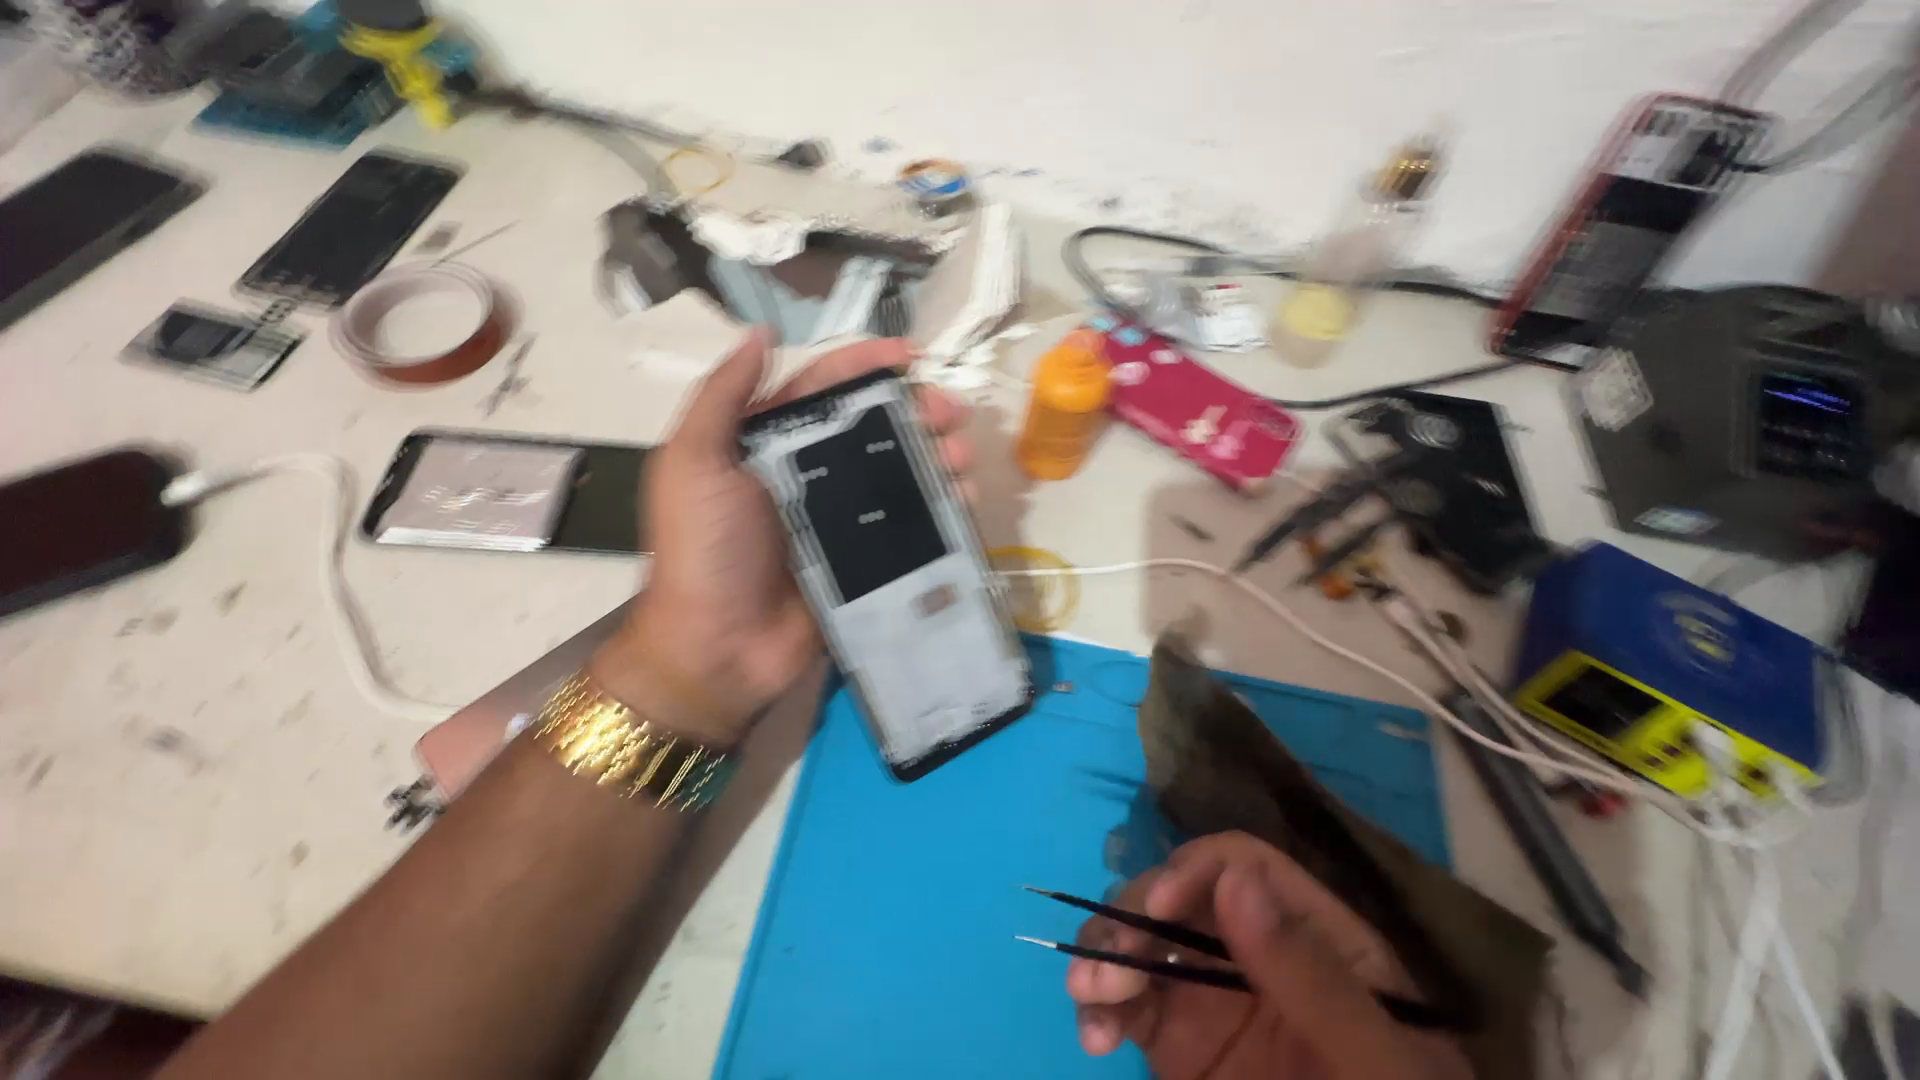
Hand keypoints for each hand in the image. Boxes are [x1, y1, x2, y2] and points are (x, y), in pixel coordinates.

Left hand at [589, 330, 973, 743]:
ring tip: (963, 454)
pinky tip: (963, 497)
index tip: (912, 356)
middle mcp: (807, 474)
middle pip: (872, 428)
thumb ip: (723, 396)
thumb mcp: (693, 463)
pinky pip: (908, 524)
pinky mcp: (864, 559)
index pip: (823, 389)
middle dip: (916, 410)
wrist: (718, 648)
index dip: (866, 366)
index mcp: (766, 443)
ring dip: (935, 455)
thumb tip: (760, 332)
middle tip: (954, 411)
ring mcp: (840, 518)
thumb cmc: (704, 549)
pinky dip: (939, 507)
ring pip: (898, 473)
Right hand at [1067, 832, 1470, 1079]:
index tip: (1157, 910)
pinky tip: (1093, 1035)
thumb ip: (1314, 976)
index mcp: (1314, 937)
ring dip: (1103, 954)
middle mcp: (1254, 952)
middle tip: (1104, 970)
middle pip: (1177, 895)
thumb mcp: (1377, 1059)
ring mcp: (1212, 996)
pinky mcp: (1177, 1042)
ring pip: (1140, 941)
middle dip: (1131, 919)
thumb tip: (1235, 880)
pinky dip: (1098, 1006)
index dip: (1193, 872)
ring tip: (1088, 998)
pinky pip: (1126, 1002)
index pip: (1243, 865)